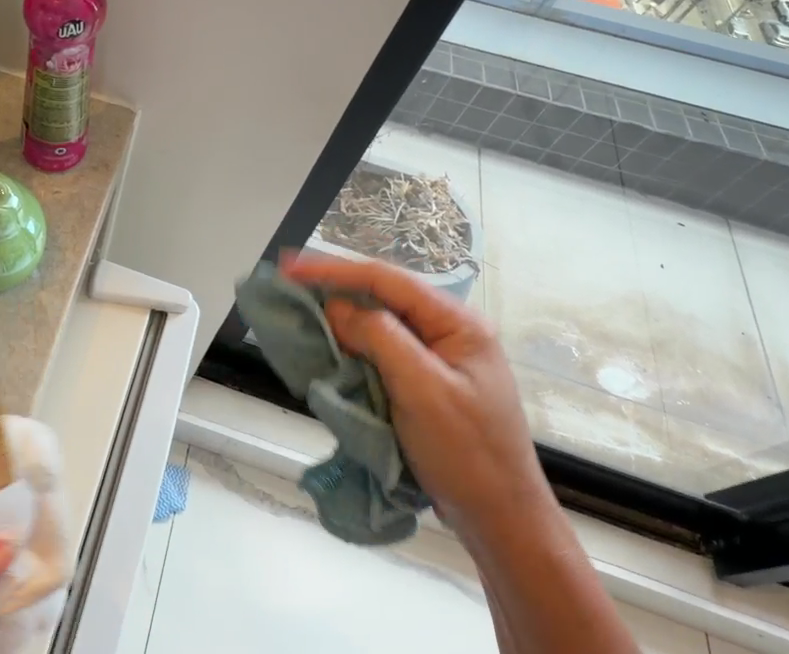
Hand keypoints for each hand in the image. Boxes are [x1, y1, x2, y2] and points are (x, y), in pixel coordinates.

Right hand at [280, 253, 553, 541]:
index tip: (288, 267)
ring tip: (300, 314)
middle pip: (381, 297)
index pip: (385, 280)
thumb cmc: (467, 453)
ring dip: (340, 321)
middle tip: (287, 287)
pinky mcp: (425, 384)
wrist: (501, 520)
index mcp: (456, 323)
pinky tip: (328, 349)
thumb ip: (379, 337)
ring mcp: (437, 359)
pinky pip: (381, 354)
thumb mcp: (421, 389)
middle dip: (333, 290)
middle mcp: (448, 331)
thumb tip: (335, 306)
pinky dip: (351, 349)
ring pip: (378, 325)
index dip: (333, 269)